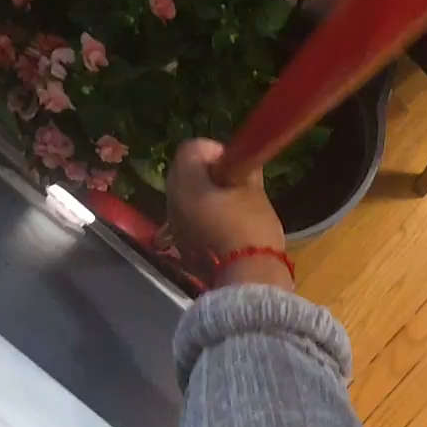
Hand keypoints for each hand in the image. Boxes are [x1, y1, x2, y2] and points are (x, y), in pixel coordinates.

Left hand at [165, 140, 294, 289]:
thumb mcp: (254, 192)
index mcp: (186, 181)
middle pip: (186, 173)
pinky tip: (226, 231)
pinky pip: (190, 222)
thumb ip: (243, 169)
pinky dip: (204, 220)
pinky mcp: (182, 247)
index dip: (215, 151)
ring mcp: (174, 226)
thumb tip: (240, 162)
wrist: (247, 279)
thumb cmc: (250, 228)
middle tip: (236, 186)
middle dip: (209, 175)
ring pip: (187, 200)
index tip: (236, 165)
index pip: (192, 148)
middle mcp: (171, 200)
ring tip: (233, 210)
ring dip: (206, 198)